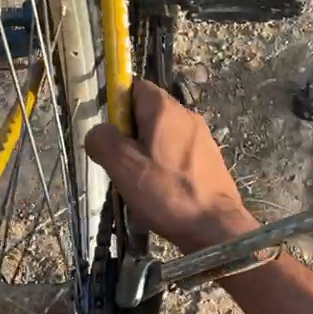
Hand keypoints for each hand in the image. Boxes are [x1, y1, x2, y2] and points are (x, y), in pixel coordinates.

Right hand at [84, 79, 258, 251]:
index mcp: (165, 109)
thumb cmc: (166, 193)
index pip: (135, 86)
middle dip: (130, 135)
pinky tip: (162, 192)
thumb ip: (103, 141)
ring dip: (146, 154)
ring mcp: (202, 138)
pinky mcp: (209, 160)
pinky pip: (177, 154)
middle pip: (148, 113)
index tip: (109, 134)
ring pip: (162, 136)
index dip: (116, 105)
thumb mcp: (123, 167)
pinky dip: (164, 167)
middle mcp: (187, 115)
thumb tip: (98, 133)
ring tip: (141, 183)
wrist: (215, 227)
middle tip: (122, 166)